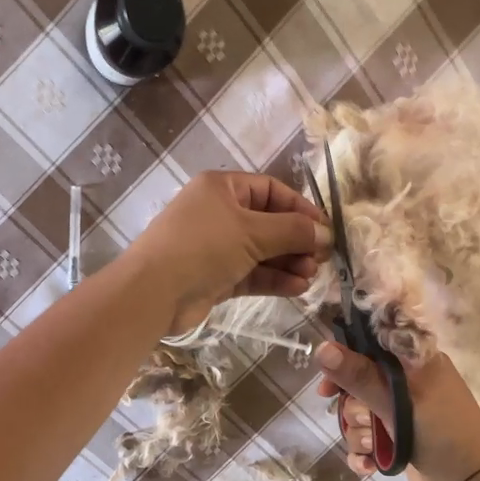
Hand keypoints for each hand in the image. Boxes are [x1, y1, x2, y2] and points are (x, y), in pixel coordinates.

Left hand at [124, 172, 331, 336]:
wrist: (155, 292)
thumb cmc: (203, 247)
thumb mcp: (252, 232)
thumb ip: (291, 232)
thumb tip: (324, 234)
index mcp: (223, 188)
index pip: (271, 191)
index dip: (300, 208)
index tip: (324, 229)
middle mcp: (219, 214)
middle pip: (269, 224)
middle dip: (296, 241)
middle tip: (321, 258)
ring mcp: (217, 248)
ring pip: (262, 253)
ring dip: (288, 263)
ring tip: (311, 276)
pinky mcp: (216, 278)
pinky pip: (252, 275)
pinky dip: (274, 280)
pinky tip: (297, 287)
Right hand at [315, 342, 479, 480]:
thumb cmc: (442, 435)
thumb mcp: (399, 404)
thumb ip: (360, 377)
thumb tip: (322, 349)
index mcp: (414, 364)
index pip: (369, 349)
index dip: (344, 366)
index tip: (328, 389)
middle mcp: (406, 385)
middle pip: (357, 388)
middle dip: (355, 411)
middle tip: (370, 422)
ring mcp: (401, 415)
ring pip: (358, 418)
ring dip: (360, 436)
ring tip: (377, 447)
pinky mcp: (397, 441)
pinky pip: (365, 442)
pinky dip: (364, 454)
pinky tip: (369, 466)